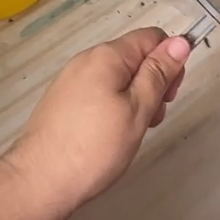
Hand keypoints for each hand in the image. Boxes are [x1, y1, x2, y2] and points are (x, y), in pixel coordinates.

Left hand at [2, 27, 190, 219]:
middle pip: (134, 57)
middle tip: (153, 119)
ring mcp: (71, 79)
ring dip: (135, 97)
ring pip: (117, 77)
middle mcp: (87, 59)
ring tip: (132, 133)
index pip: (151, 37)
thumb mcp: (137, 110)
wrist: (38, 182)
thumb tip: (181, 41)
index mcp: (107, 55)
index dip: (170, 60)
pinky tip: (110, 136)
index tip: (171, 94)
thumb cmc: (95, 147)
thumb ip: (158, 74)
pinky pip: (99, 91)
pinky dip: (114, 106)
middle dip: (153, 82)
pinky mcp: (62, 100)